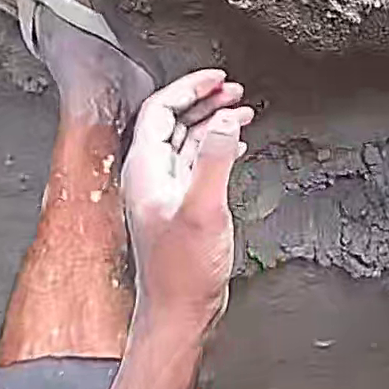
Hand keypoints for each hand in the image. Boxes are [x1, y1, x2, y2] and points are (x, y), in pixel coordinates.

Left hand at [121, 69, 254, 333]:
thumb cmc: (184, 270)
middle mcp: (151, 174)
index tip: (217, 78)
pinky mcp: (181, 202)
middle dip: (205, 99)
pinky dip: (217, 144)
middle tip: (233, 89)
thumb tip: (226, 119)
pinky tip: (236, 143)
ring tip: (241, 109)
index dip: (190, 88)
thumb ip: (214, 159)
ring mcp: (166, 189)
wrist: (180, 310)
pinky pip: (197, 159)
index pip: (161, 110)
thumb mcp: (203, 208)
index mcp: (146, 169)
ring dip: (213, 120)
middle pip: (174, 120)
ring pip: (187, 138)